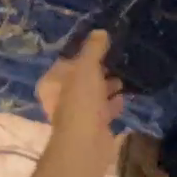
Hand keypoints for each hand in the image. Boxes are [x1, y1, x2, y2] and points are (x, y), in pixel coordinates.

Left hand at [36, 30, 126, 147]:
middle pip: (80, 80)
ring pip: (92, 96)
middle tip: (114, 63)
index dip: (82, 55)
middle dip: (97, 72)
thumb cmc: (81, 100)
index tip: (101, 49)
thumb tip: (100, 32)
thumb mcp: (86, 67)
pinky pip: (102, 111)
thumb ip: (93, 49)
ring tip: (122, 80)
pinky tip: (124, 98)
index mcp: (51, 83)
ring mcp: (75, 115)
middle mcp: (60, 99)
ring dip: (106, 88)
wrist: (86, 143)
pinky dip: (112, 104)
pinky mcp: (91, 128)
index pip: (66, 63)